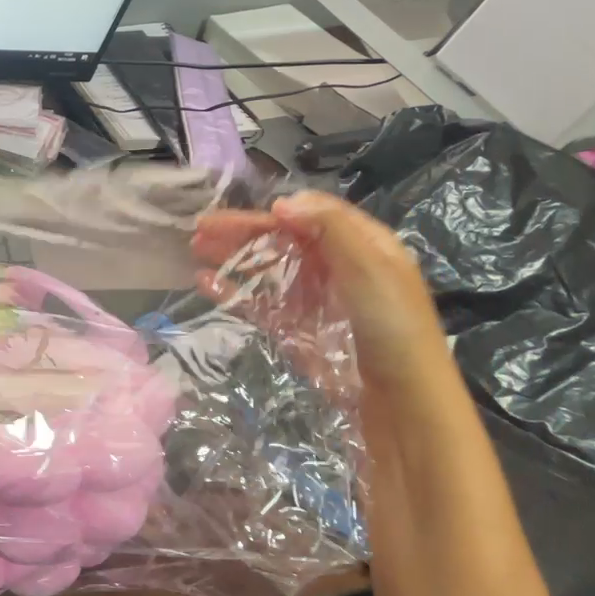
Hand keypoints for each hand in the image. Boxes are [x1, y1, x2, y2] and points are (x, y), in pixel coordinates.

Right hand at [193, 191, 447, 389]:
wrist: (398, 392)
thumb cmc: (391, 323)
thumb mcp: (370, 267)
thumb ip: (331, 229)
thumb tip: (283, 203)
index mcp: (362, 245)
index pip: (311, 217)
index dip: (274, 213)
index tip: (235, 214)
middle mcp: (336, 267)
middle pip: (282, 241)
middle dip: (241, 232)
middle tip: (199, 228)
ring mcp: (313, 298)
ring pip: (265, 268)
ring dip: (231, 256)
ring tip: (195, 249)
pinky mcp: (294, 327)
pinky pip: (258, 301)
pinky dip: (231, 290)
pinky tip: (205, 283)